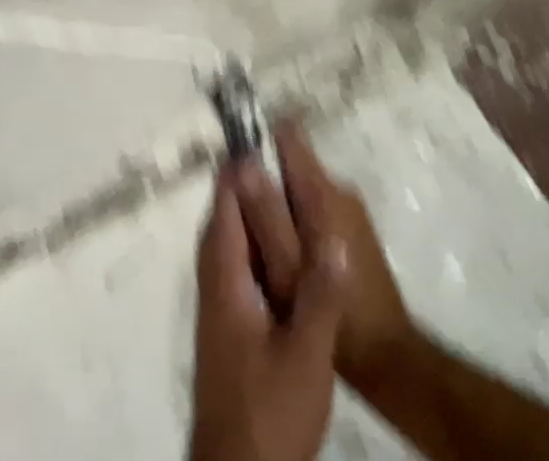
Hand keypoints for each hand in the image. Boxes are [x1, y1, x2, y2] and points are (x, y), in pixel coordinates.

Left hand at [188, 163, 348, 460]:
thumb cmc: (270, 408)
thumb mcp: (306, 353)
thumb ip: (320, 295)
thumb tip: (335, 235)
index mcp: (225, 284)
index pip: (226, 214)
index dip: (237, 175)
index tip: (254, 139)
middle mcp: (213, 290)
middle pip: (221, 226)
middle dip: (240, 190)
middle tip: (268, 159)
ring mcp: (217, 312)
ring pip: (226, 250)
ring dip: (245, 219)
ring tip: (275, 196)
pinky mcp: (227, 331)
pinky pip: (234, 273)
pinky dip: (252, 251)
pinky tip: (278, 258)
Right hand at [234, 120, 411, 382]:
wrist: (387, 358)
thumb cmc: (333, 312)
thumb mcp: (287, 267)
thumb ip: (265, 213)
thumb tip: (241, 161)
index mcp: (323, 193)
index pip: (288, 137)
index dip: (255, 139)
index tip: (228, 159)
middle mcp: (339, 192)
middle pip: (287, 167)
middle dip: (256, 183)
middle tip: (228, 218)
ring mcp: (347, 213)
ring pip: (294, 195)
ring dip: (270, 210)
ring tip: (246, 246)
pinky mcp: (350, 234)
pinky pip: (307, 215)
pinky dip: (286, 228)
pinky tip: (273, 262)